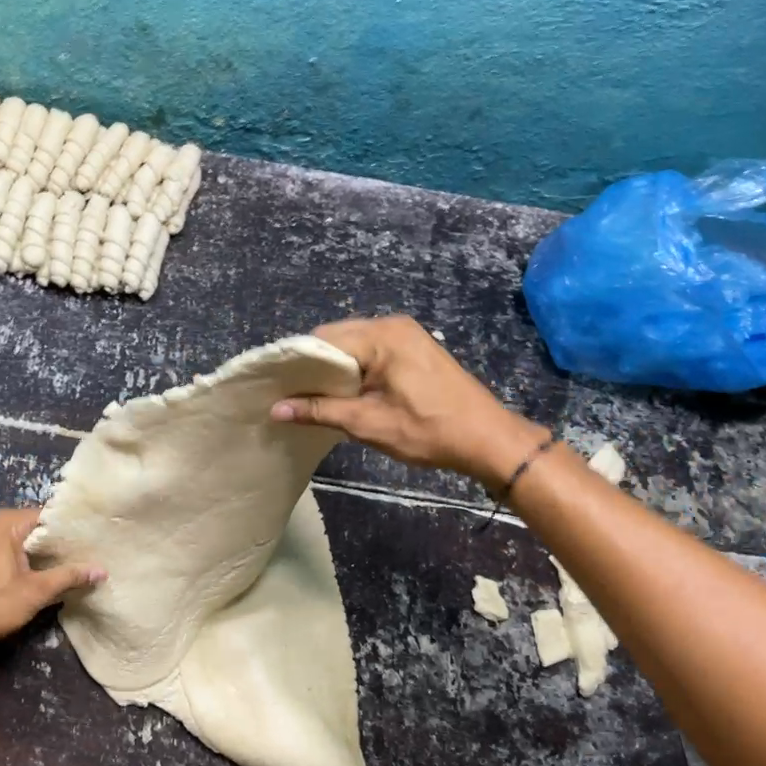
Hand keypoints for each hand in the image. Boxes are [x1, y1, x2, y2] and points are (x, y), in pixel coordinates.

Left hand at [0, 508, 104, 654]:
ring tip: (71, 563)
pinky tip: (42, 572)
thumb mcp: (35, 592)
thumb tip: (102, 570)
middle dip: (57, 542)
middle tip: (88, 553)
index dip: (70, 529)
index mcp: (5, 522)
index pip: (47, 516)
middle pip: (34, 526)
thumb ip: (68, 576)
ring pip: (21, 539)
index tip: (93, 540)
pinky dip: (24, 557)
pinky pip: (7, 547)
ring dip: (41, 552)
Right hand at [271, 316, 547, 485]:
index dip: (298, 363)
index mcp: (381, 337)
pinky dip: (354, 368)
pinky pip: (370, 350)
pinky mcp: (413, 347)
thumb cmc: (429, 430)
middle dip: (315, 365)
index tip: (277, 385)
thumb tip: (275, 408)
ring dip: (334, 369)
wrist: (489, 440)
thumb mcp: (368, 423)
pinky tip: (345, 391)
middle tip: (293, 394)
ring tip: (314, 396)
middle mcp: (391, 325)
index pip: (323, 339)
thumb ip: (319, 411)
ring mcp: (406, 334)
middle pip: (336, 338)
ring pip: (352, 345)